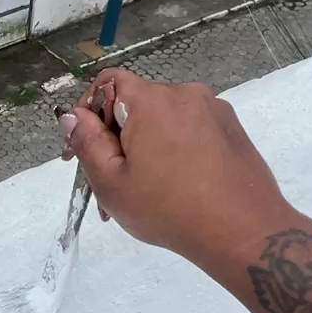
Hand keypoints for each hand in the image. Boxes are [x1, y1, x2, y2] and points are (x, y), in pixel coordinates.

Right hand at [65, 69, 300, 273]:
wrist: (240, 229)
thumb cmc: (166, 208)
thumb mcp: (111, 182)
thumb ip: (87, 142)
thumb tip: (71, 115)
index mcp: (151, 101)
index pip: (108, 83)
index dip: (87, 113)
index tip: (83, 151)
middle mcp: (184, 94)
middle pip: (135, 104)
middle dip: (115, 138)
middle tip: (108, 184)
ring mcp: (212, 110)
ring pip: (161, 121)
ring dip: (143, 148)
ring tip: (139, 193)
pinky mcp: (230, 129)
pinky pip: (187, 131)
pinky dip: (170, 152)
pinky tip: (171, 188)